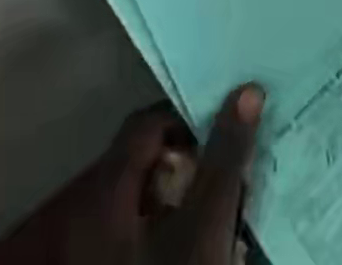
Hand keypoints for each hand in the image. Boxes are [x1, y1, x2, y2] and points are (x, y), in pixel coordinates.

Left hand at [0, 84, 265, 264]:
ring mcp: (101, 250)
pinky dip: (185, 221)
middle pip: (151, 159)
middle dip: (200, 153)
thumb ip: (225, 158)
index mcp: (105, 195)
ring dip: (197, 187)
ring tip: (239, 195)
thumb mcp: (204, 226)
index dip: (189, 114)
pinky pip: (152, 229)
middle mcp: (94, 215)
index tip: (231, 119)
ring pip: (156, 195)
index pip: (146, 124)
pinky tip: (218, 235)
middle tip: (242, 156)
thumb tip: (246, 92)